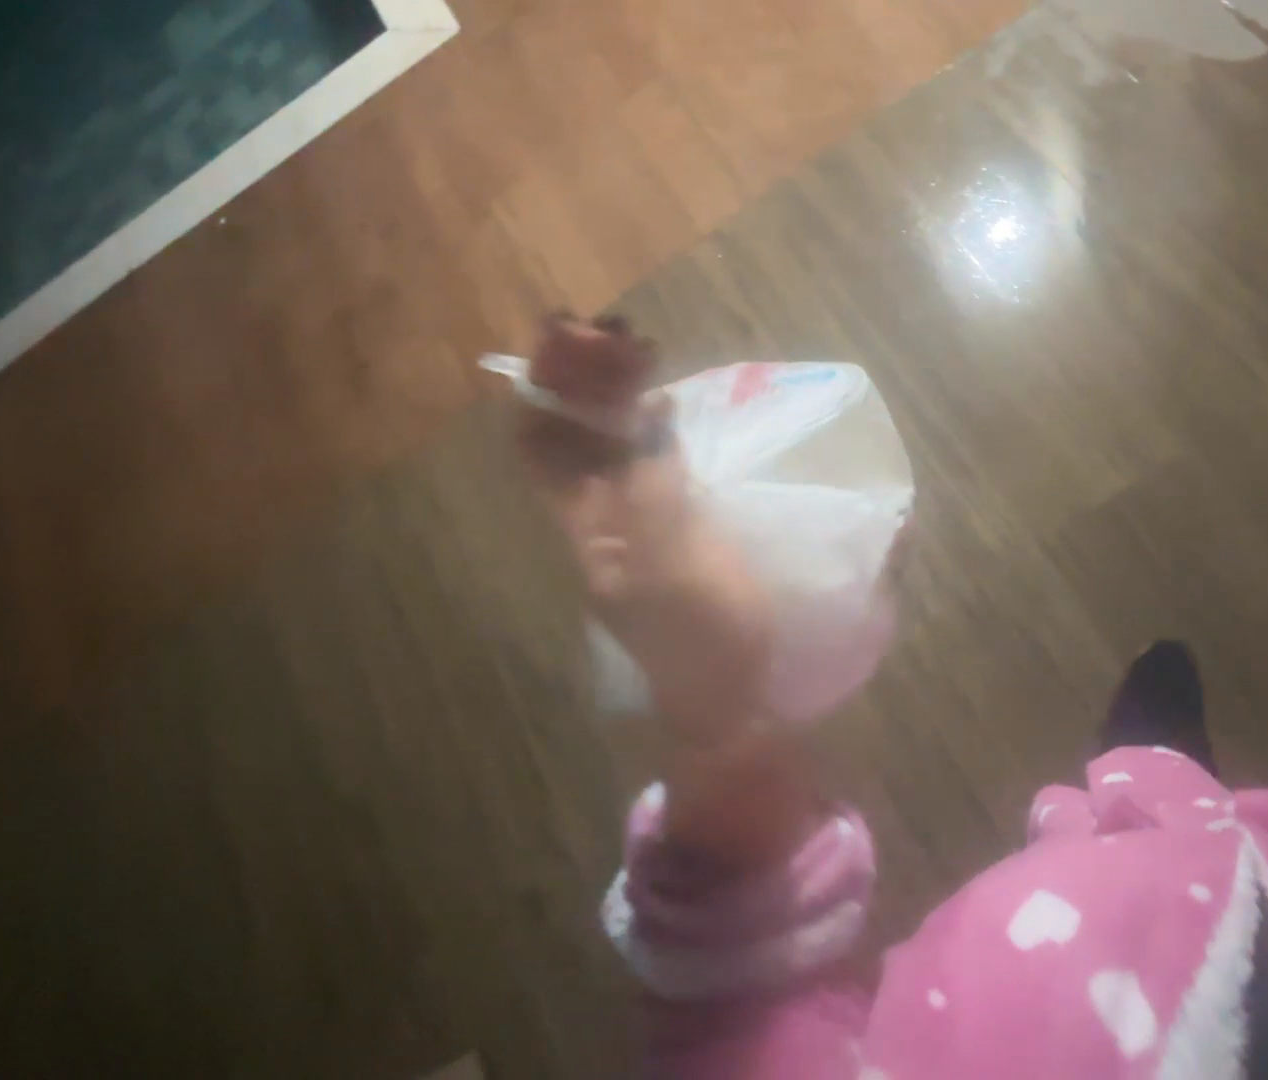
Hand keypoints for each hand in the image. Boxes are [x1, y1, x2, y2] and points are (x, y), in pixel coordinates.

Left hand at [518, 314, 772, 746]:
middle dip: (584, 386)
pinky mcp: (672, 531)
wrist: (724, 693)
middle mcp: (600, 521)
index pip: (543, 450)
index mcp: (590, 530)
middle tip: (614, 334)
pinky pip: (648, 469)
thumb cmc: (700, 635)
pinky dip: (651, 434)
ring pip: (610, 452)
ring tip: (640, 356)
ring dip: (618, 403)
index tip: (565, 342)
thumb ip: (658, 489)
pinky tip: (670, 413)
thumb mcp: (673, 564)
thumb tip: (647, 411)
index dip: (546, 396)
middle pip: (575, 442)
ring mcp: (636, 526)